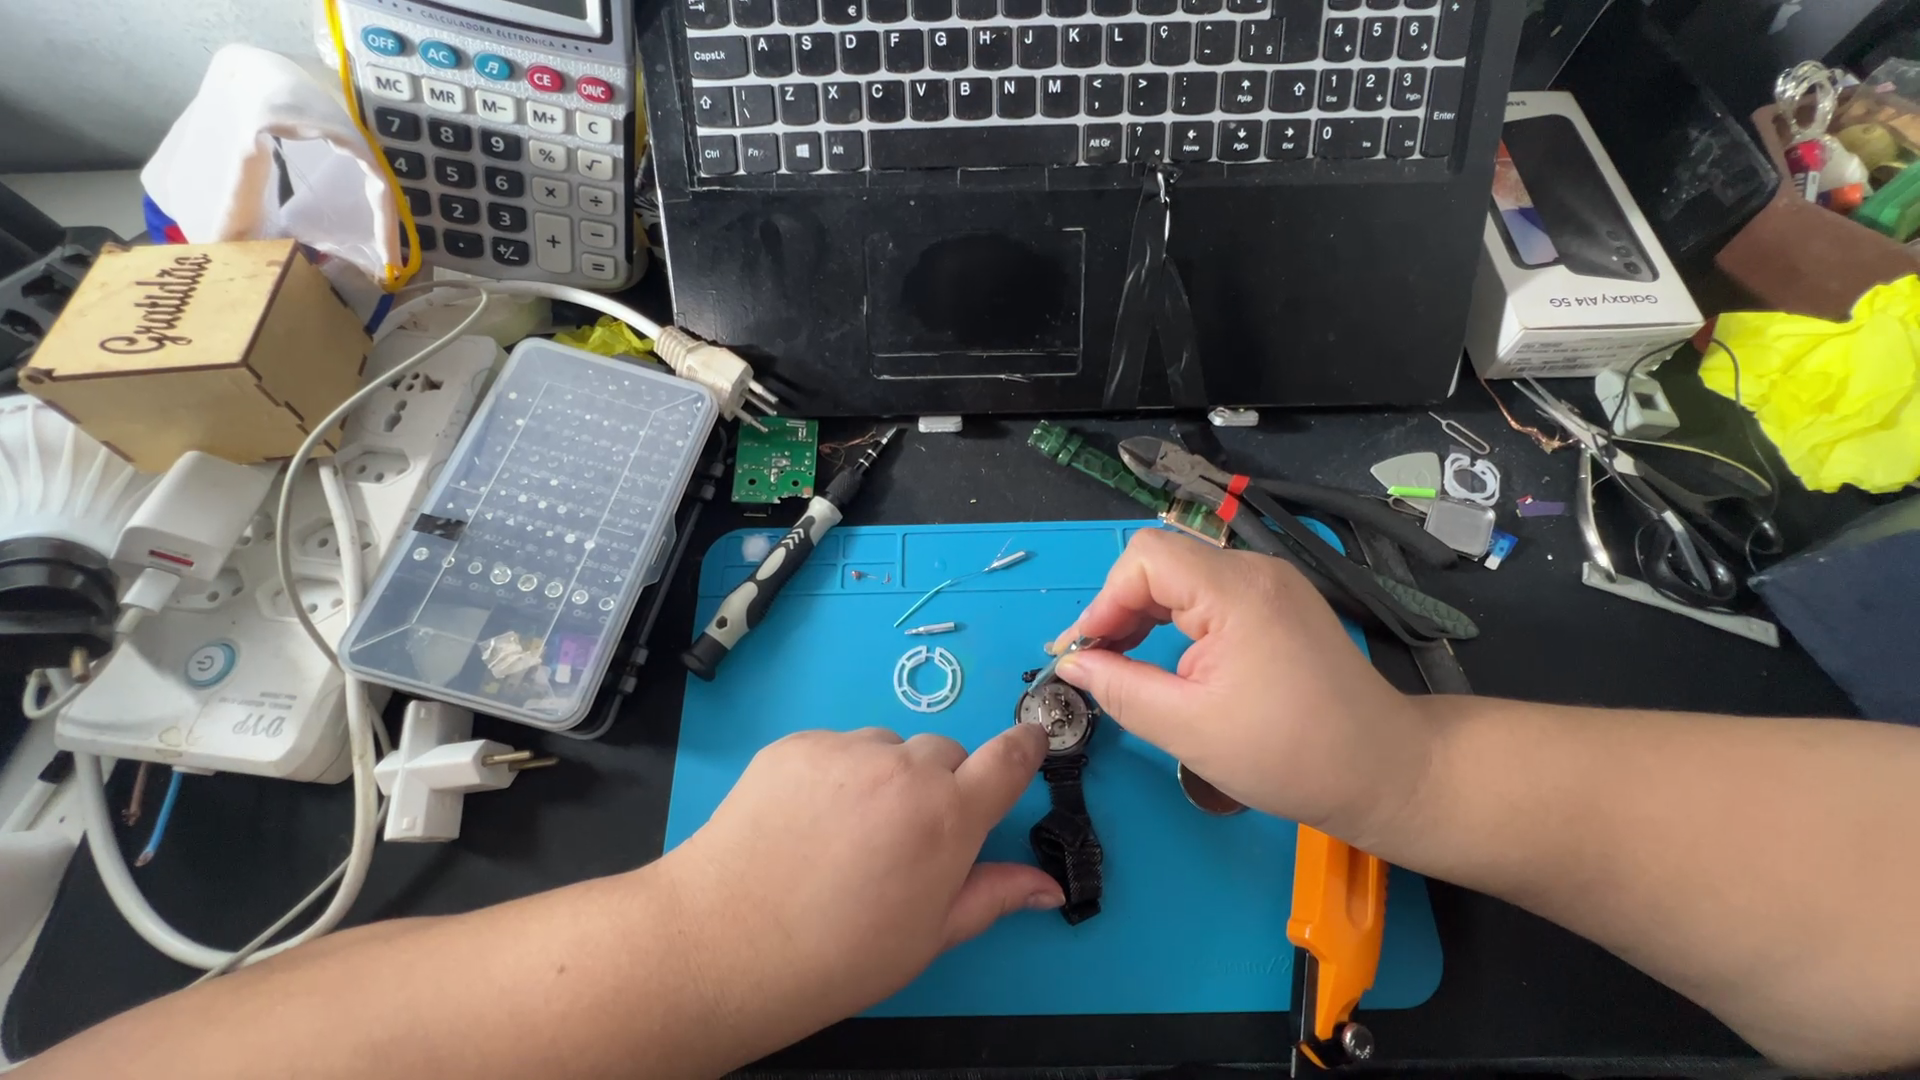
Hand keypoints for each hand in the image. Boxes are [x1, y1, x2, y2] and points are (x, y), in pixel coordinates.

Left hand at [661, 724, 1061, 1044]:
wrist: (723, 943)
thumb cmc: (839, 955)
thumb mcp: (928, 935)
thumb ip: (993, 895)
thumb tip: (1050, 886)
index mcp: (947, 816)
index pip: (1008, 758)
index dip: (1026, 745)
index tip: (1031, 739)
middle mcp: (903, 769)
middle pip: (944, 754)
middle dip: (939, 784)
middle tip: (906, 834)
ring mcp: (846, 749)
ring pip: (888, 748)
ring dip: (884, 776)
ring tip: (845, 831)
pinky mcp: (797, 743)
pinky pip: (837, 747)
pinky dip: (836, 773)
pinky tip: (806, 818)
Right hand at [1053, 529, 1431, 844]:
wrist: (1385, 770)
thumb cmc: (1288, 755)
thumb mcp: (1187, 728)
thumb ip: (1119, 688)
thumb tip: (1071, 663)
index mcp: (1237, 591)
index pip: (1146, 558)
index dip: (1107, 599)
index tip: (1090, 651)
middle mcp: (1254, 571)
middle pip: (1161, 561)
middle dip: (1121, 607)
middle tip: (1103, 661)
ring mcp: (1271, 583)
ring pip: (1182, 575)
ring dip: (1145, 613)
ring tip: (1128, 662)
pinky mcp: (1278, 601)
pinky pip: (1208, 591)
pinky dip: (1176, 618)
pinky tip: (1170, 657)